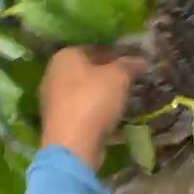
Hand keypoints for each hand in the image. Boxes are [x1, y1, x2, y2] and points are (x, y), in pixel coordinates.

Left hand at [39, 47, 147, 169]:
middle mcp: (53, 74)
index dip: (116, 53)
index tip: (133, 62)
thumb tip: (141, 60)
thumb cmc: (93, 101)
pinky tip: (110, 117)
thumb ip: (129, 65)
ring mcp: (53, 101)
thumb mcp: (118, 77)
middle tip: (130, 81)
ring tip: (123, 100)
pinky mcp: (58, 123)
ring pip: (83, 92)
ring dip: (102, 95)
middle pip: (87, 70)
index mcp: (64, 56)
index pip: (94, 47)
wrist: (73, 146)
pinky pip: (81, 111)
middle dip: (108, 75)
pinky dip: (94, 112)